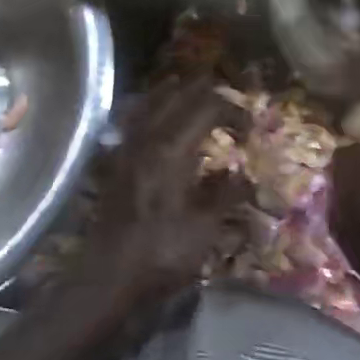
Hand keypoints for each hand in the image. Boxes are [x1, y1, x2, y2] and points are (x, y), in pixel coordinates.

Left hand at [77, 78, 241, 306]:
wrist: (110, 275)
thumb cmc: (162, 253)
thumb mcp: (205, 227)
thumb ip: (225, 194)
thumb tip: (242, 173)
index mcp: (172, 150)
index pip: (206, 111)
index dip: (231, 110)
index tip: (249, 125)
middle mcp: (147, 140)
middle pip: (175, 100)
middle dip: (199, 91)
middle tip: (220, 87)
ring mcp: (127, 150)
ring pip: (148, 107)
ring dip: (168, 93)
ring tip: (182, 84)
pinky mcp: (116, 164)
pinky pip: (132, 122)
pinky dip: (145, 110)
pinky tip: (150, 116)